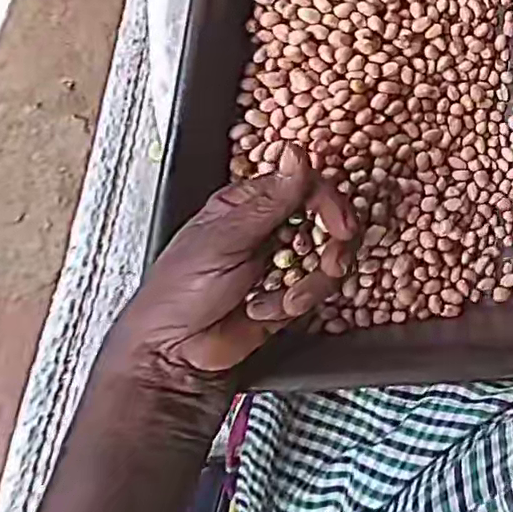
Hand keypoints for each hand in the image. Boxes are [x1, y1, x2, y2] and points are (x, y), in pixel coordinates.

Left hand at [102, 144, 360, 396]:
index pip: (307, 186)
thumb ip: (270, 200)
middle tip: (329, 263)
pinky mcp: (293, 289)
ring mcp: (285, 257)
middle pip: (329, 218)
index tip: (341, 226)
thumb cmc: (178, 293)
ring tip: (288, 298)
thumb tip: (296, 154)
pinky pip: (321, 286)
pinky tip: (270, 308)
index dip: (330, 204)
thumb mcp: (224, 240)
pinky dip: (301, 299)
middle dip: (333, 244)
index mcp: (251, 202)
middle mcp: (273, 225)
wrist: (171, 358)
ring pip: (331, 252)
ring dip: (315, 279)